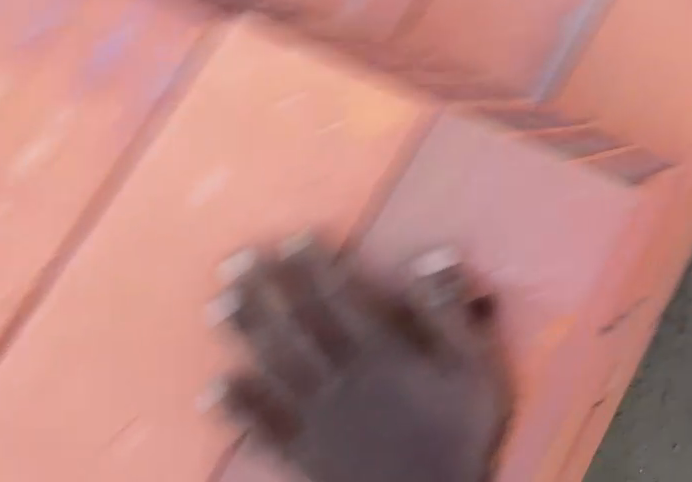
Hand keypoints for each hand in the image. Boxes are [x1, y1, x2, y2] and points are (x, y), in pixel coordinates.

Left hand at [209, 237, 510, 481]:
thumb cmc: (464, 426)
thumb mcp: (477, 362)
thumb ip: (450, 311)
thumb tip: (430, 258)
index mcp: (383, 352)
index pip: (342, 299)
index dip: (317, 268)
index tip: (295, 238)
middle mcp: (340, 378)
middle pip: (297, 327)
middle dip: (268, 291)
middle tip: (237, 259)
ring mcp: (317, 419)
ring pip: (272, 368)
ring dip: (244, 334)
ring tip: (218, 303)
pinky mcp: (305, 454)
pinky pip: (262, 428)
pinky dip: (236, 407)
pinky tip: (213, 388)